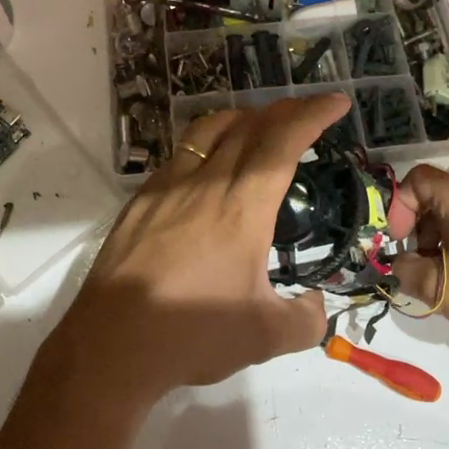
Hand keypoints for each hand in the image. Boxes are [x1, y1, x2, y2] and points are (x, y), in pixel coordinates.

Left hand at [43, 95, 347, 401]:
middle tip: (307, 112)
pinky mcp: (140, 202)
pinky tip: (207, 169)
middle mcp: (206, 185)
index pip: (283, 142)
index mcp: (243, 208)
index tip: (336, 103)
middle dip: (285, 110)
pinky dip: (206, 144)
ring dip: (242, 118)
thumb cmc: (193, 336)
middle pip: (249, 126)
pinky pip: (179, 155)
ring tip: (258, 126)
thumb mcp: (266, 337)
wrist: (112, 346)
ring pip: (208, 130)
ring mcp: (167, 188)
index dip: (312, 114)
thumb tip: (317, 305)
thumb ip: (305, 320)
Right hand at [386, 164, 448, 346]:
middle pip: (440, 199)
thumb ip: (407, 271)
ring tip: (447, 279)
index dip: (399, 204)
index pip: (419, 178)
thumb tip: (399, 263)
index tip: (399, 240)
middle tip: (421, 265)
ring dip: (443, 241)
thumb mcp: (440, 290)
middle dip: (420, 229)